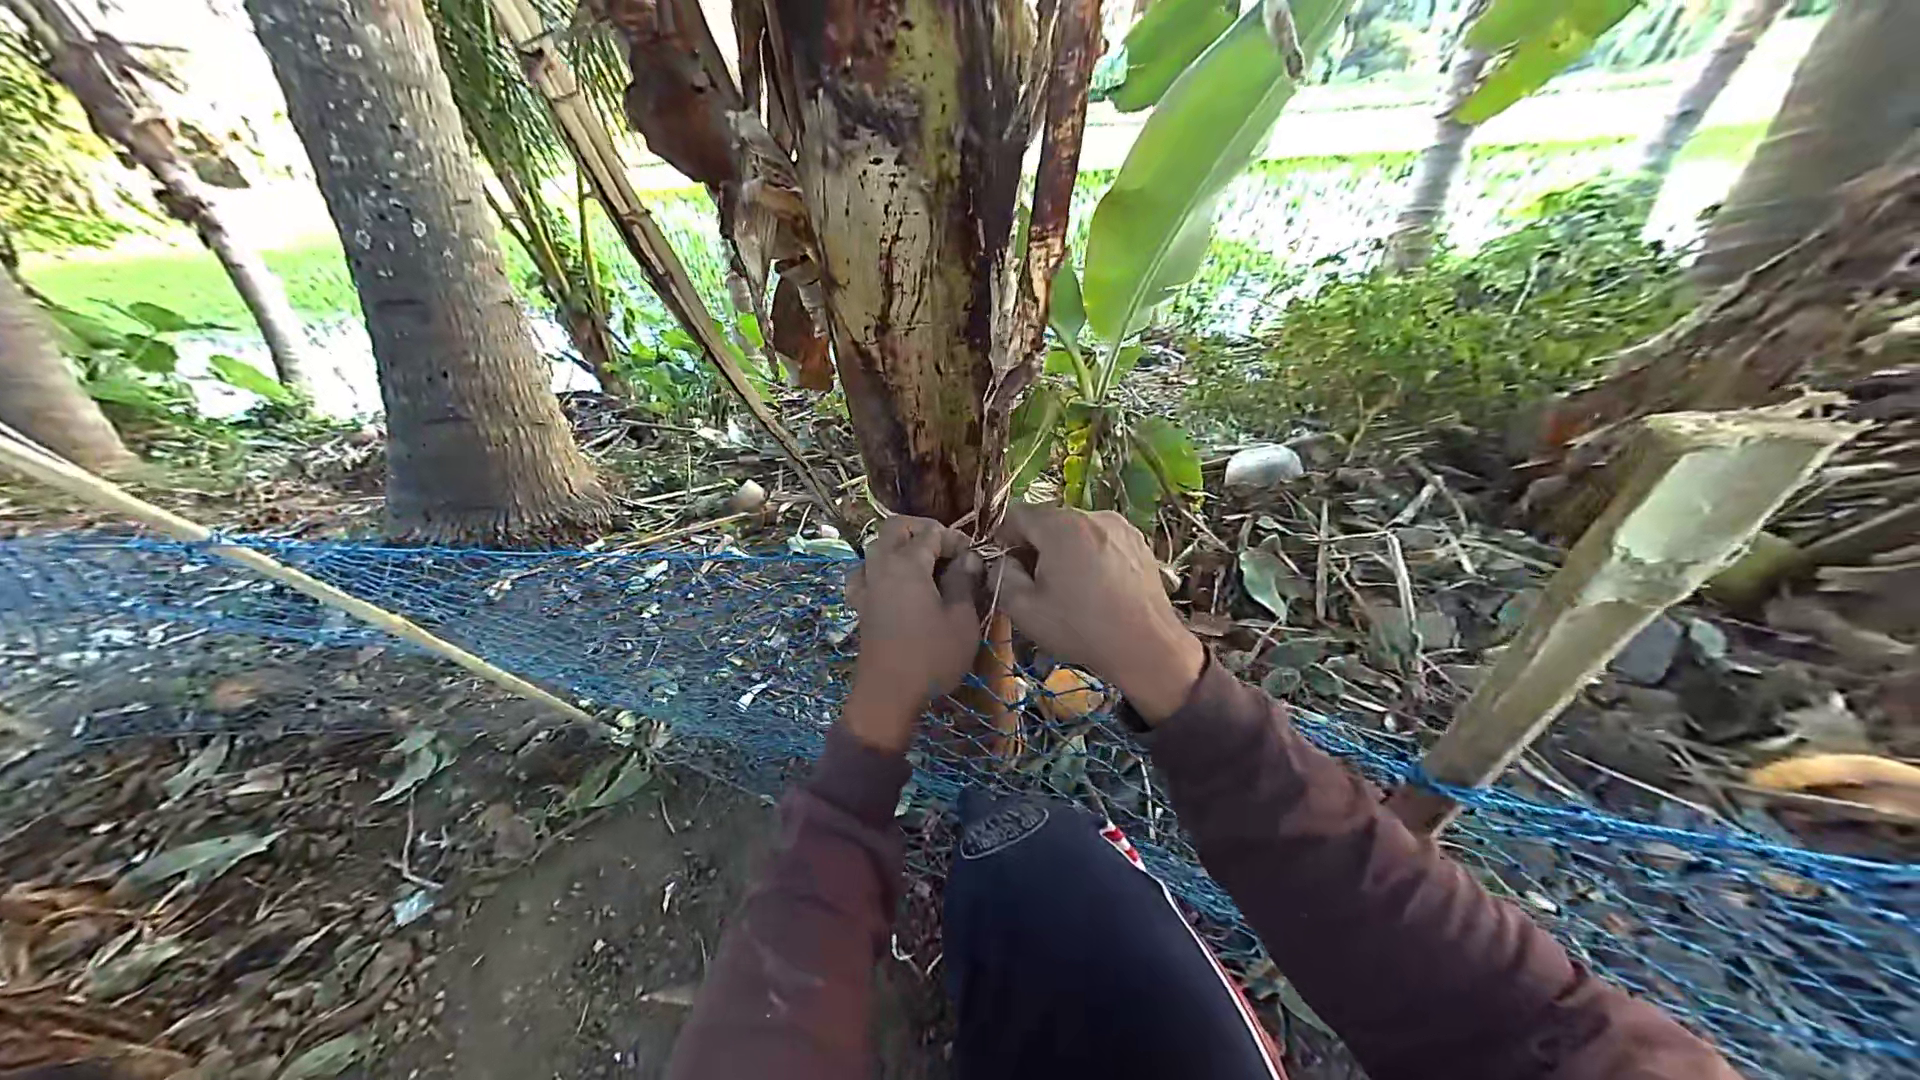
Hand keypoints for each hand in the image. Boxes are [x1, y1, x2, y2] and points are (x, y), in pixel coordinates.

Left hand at [843, 516, 985, 750]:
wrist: (889, 695)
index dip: (955, 539)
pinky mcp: (860, 606)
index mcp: (907, 564)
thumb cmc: (932, 656)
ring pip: (876, 547)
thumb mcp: (961, 619)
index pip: (931, 533)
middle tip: (947, 548)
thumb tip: (968, 557)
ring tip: (924, 564)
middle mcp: (881, 567)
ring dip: (899, 545)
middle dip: (922, 529)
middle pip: (895, 528)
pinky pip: (864, 573)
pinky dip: (877, 568)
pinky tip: (891, 583)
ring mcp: (866, 586)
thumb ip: (964, 582)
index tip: (972, 558)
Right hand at [991, 505, 1203, 724]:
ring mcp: (1120, 527)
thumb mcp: (1024, 610)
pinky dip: (1090, 556)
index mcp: (1060, 525)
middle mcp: (1092, 516)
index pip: (1016, 513)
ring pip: (1076, 531)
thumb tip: (1001, 563)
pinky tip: (1095, 589)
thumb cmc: (1081, 628)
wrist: (1147, 647)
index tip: (1007, 567)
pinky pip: (1101, 540)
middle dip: (1034, 546)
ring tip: (1069, 589)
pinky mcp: (1139, 543)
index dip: (1003, 538)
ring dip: (1063, 551)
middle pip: (1048, 520)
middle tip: (1035, 584)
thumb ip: (1001, 577)